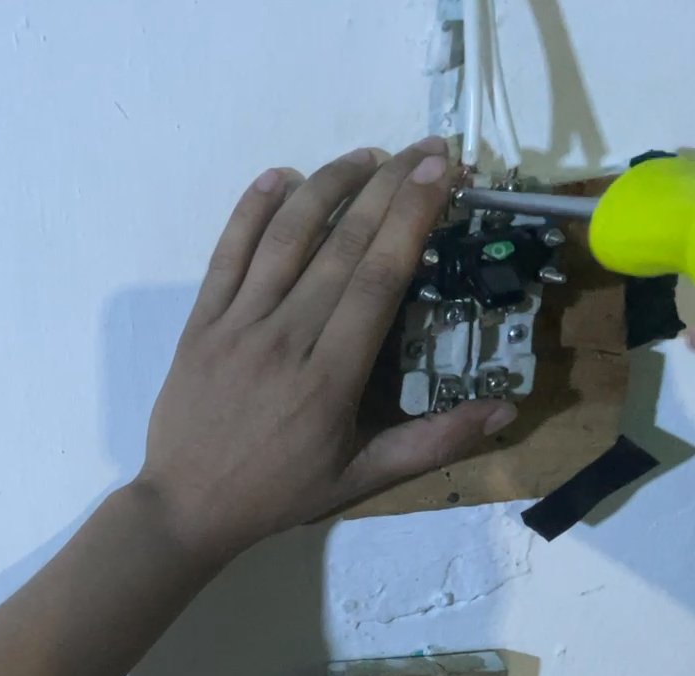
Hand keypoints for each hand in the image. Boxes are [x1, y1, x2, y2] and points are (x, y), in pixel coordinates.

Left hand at [136, 139, 515, 561]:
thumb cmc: (274, 494)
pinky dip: (248, 213)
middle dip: (386, 188)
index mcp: (330, 377)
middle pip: (341, 246)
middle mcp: (285, 339)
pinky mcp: (198, 326)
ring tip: (361, 157)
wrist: (186, 506)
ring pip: (284, 240)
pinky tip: (276, 177)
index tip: (441, 172)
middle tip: (421, 150)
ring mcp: (236, 328)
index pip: (379, 278)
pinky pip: (225, 258)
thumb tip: (507, 409)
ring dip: (325, 187)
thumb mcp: (357, 479)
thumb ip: (429, 443)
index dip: (412, 216)